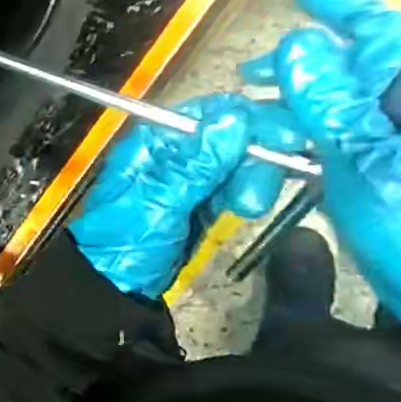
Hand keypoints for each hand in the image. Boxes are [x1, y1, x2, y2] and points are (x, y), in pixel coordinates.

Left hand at [69, 91, 303, 297]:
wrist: (114, 288)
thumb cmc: (121, 241)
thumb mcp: (159, 200)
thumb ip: (197, 163)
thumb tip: (234, 119)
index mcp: (157, 141)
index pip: (212, 112)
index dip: (252, 119)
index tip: (286, 139)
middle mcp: (177, 153)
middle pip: (235, 134)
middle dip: (256, 156)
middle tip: (256, 193)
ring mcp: (192, 179)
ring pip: (242, 161)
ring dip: (256, 179)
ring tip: (247, 208)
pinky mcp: (204, 204)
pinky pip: (237, 187)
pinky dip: (249, 193)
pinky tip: (248, 207)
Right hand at [244, 0, 400, 329]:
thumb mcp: (374, 164)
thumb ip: (332, 108)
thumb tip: (299, 43)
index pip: (375, 37)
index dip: (340, 9)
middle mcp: (393, 123)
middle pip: (333, 80)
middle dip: (285, 78)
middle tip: (244, 83)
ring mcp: (380, 158)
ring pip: (317, 121)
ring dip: (276, 128)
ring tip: (248, 150)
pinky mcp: (367, 191)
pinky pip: (317, 156)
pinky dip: (286, 156)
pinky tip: (267, 172)